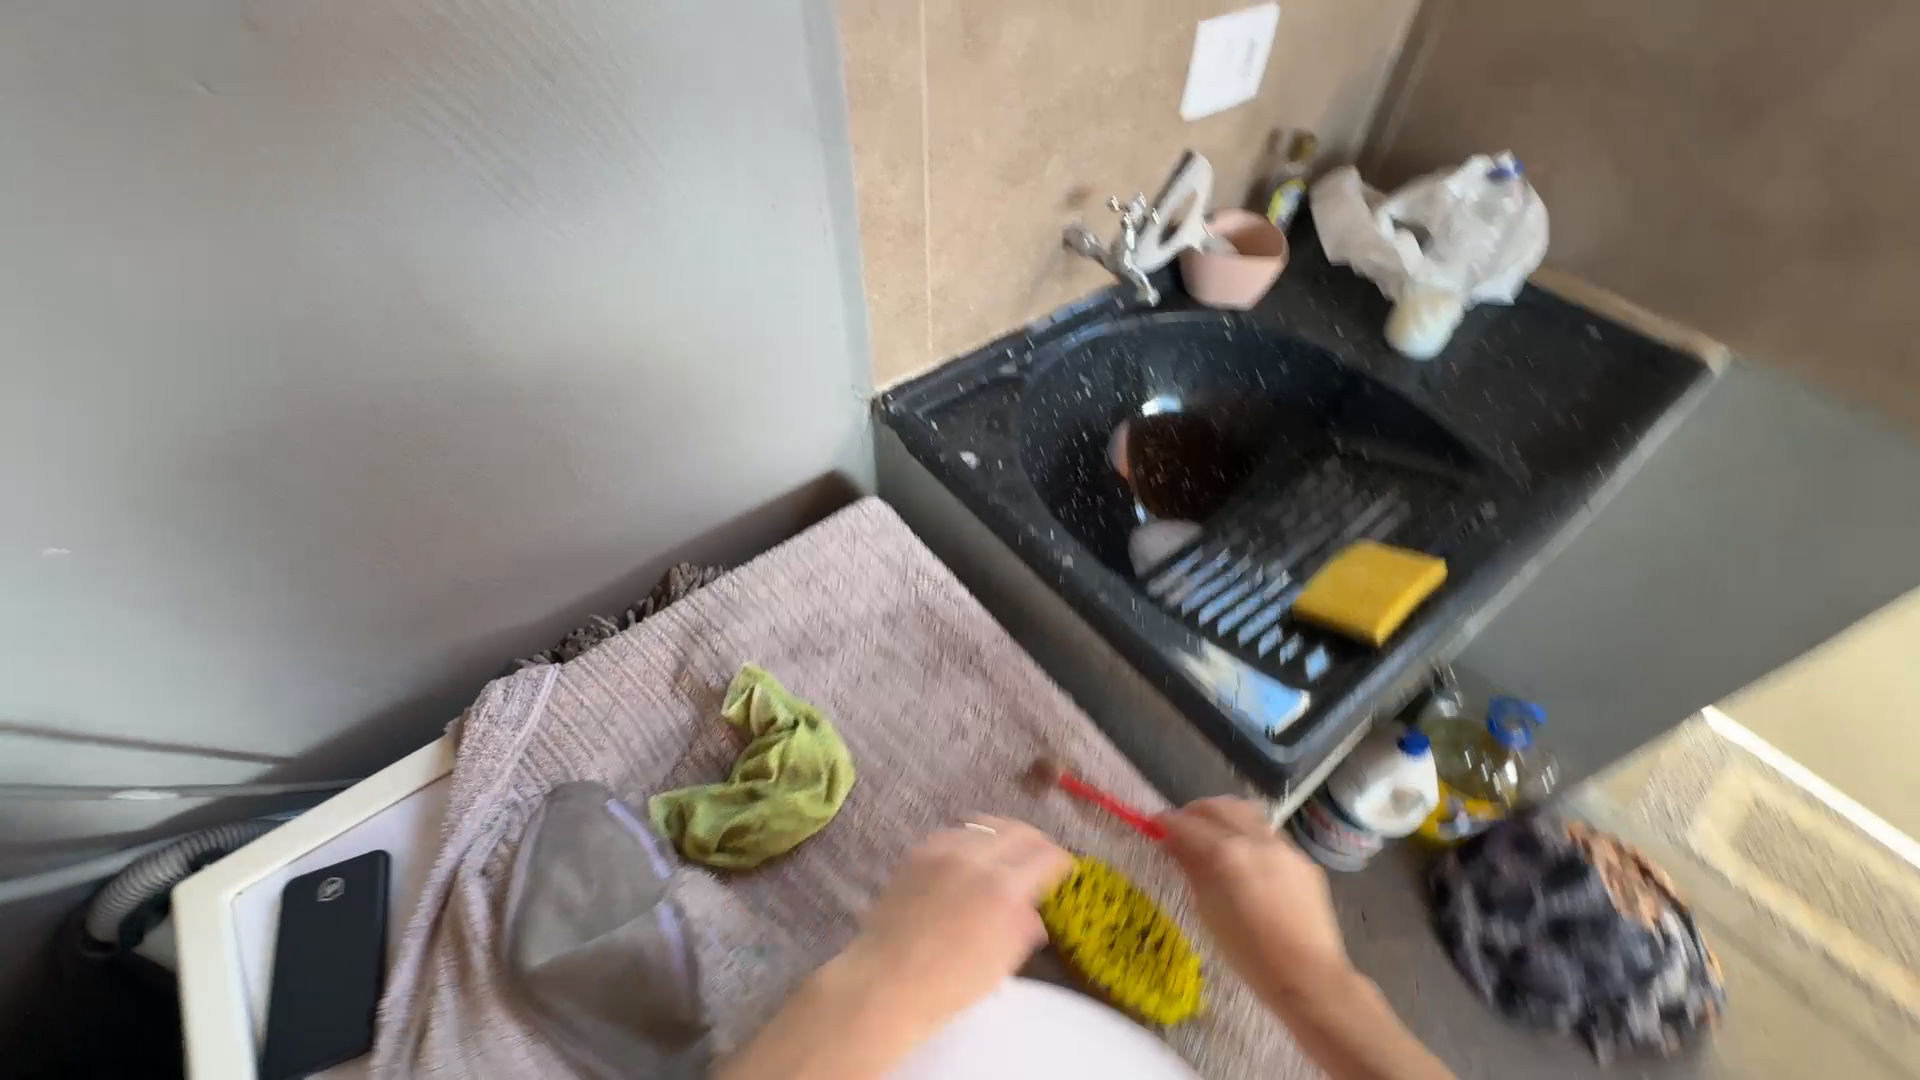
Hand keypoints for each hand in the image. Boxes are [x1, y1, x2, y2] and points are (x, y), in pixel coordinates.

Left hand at [718, 817, 1072, 1079]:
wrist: (886, 981)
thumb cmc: (946, 985)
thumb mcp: (999, 963)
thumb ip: (1021, 929)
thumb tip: (1032, 913)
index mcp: (1002, 889)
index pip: (1044, 855)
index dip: (1059, 858)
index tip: (1063, 865)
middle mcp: (975, 859)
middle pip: (1017, 829)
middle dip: (1035, 839)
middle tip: (1041, 851)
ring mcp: (943, 850)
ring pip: (985, 825)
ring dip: (1002, 835)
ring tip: (1006, 850)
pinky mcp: (918, 851)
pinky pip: (953, 833)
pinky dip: (969, 840)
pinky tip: (969, 856)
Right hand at [1160, 796, 1350, 1001]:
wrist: (1308, 977)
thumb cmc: (1248, 953)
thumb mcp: (1207, 911)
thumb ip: (1191, 869)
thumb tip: (1174, 845)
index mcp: (1225, 853)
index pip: (1186, 823)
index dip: (1165, 822)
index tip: (1154, 825)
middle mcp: (1254, 839)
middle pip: (1216, 806)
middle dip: (1193, 812)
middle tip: (1180, 828)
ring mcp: (1283, 846)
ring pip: (1245, 812)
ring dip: (1223, 816)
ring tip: (1213, 834)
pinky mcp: (1303, 859)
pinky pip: (1269, 834)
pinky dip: (1249, 835)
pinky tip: (1247, 858)